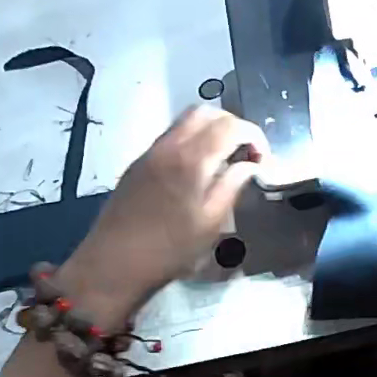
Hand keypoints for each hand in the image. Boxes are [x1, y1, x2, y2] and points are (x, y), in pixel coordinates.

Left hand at [61, 106, 267, 321]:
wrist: (114, 264)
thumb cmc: (169, 250)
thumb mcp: (212, 223)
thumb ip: (233, 185)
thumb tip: (250, 165)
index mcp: (191, 159)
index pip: (230, 126)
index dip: (253, 136)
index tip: (263, 158)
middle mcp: (169, 146)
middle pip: (206, 112)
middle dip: (233, 125)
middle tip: (246, 152)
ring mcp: (151, 152)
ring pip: (186, 120)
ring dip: (212, 130)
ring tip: (226, 159)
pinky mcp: (140, 162)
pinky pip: (172, 136)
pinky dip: (193, 140)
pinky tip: (200, 168)